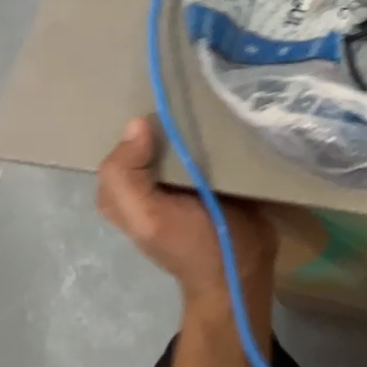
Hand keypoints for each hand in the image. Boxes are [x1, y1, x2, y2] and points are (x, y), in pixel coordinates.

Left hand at [97, 116, 277, 312]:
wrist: (243, 272)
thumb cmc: (194, 246)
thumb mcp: (149, 218)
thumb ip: (127, 176)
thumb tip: (136, 123)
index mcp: (125, 191)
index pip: (123, 142)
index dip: (138, 122)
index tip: (164, 102)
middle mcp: (151, 181)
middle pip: (154, 135)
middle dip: (170, 115)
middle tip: (195, 94)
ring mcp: (185, 177)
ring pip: (183, 137)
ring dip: (198, 120)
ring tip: (217, 98)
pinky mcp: (216, 175)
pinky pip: (211, 146)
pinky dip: (219, 134)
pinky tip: (232, 119)